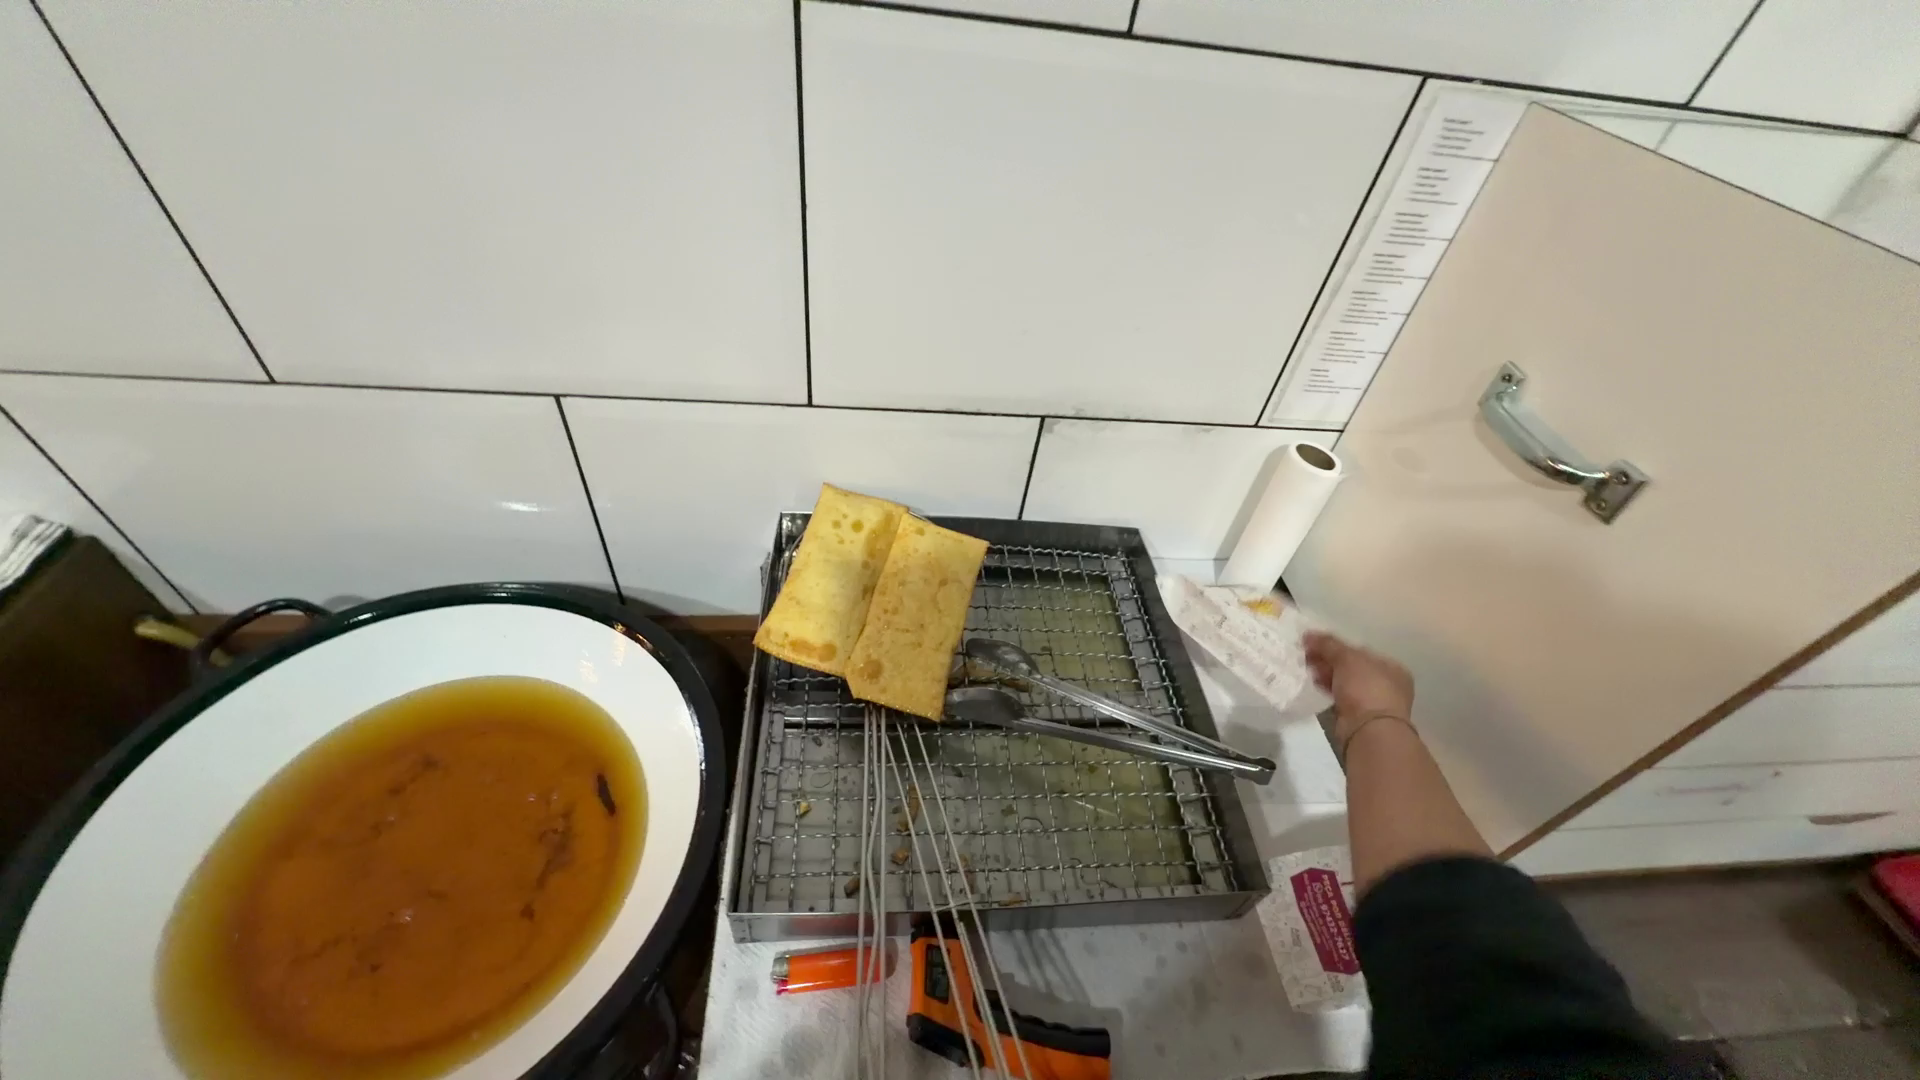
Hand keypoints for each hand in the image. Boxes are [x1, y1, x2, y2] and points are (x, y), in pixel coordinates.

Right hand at [1304, 631, 1413, 744]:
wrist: (1369, 730)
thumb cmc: (1365, 688)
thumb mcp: (1347, 658)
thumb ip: (1328, 644)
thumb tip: (1308, 634)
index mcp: (1391, 667)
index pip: (1359, 651)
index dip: (1335, 645)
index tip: (1313, 644)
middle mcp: (1386, 684)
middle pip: (1351, 666)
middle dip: (1328, 660)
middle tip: (1306, 657)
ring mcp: (1373, 702)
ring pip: (1345, 682)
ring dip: (1326, 674)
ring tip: (1308, 670)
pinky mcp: (1359, 716)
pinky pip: (1340, 697)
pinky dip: (1328, 689)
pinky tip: (1315, 685)